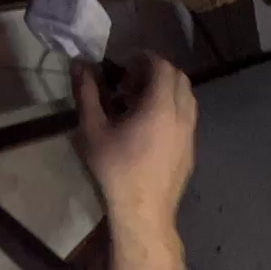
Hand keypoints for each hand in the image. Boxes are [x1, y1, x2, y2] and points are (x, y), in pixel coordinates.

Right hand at [73, 53, 196, 233]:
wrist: (143, 210)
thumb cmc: (115, 166)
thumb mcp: (92, 127)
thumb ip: (87, 91)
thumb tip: (80, 63)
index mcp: (160, 108)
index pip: (164, 69)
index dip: (145, 58)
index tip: (123, 62)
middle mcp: (182, 118)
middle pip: (180, 80)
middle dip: (156, 71)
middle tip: (128, 80)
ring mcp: (190, 135)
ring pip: (187, 99)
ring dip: (165, 89)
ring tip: (136, 101)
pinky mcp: (190, 150)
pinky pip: (186, 116)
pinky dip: (170, 107)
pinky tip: (145, 124)